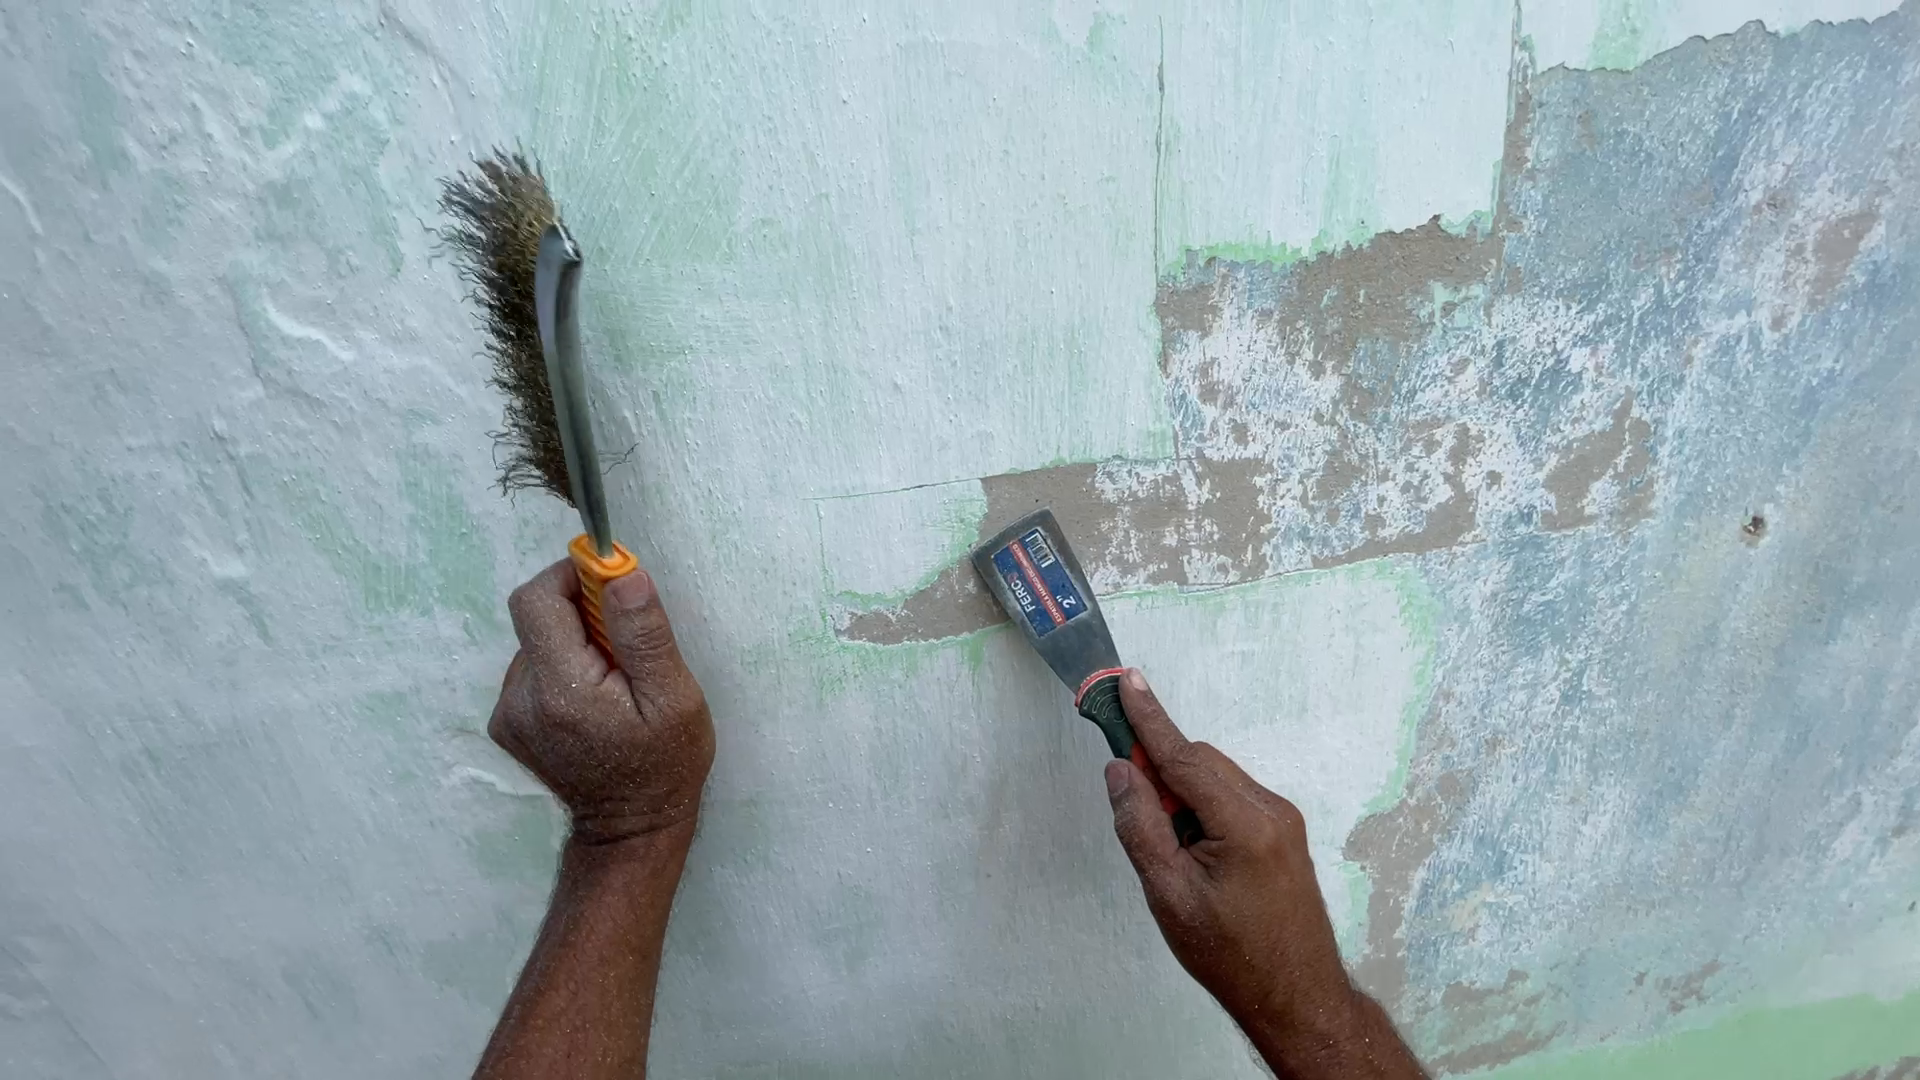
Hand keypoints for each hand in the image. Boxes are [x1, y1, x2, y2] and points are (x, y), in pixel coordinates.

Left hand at [489, 560, 714, 843]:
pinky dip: (566, 663)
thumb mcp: (674, 696)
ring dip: (577, 639)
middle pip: (537, 617)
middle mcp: (519, 698)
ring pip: (537, 641)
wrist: (632, 828)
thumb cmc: (666, 761)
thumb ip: (644, 635)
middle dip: (584, 610)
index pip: (537, 600)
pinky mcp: (509, 722)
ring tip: (617, 675)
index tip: (614, 583)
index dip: (573, 576)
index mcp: (560, 689)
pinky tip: (597, 693)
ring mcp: (508, 713)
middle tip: (629, 639)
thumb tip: (623, 575)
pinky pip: (535, 667)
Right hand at [1104, 670, 1423, 1078]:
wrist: (1298, 1000)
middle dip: (1160, 764)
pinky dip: (1200, 801)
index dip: (1149, 717)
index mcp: (1243, 823)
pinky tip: (1192, 844)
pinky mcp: (1284, 829)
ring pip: (1215, 775)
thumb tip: (1121, 768)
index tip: (1126, 680)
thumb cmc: (1226, 952)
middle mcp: (1270, 807)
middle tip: (1129, 792)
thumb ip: (1139, 824)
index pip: (1183, 756)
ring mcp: (1282, 817)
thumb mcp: (1167, 894)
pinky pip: (1230, 793)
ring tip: (1168, 840)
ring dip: (1180, 786)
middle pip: (1200, 761)